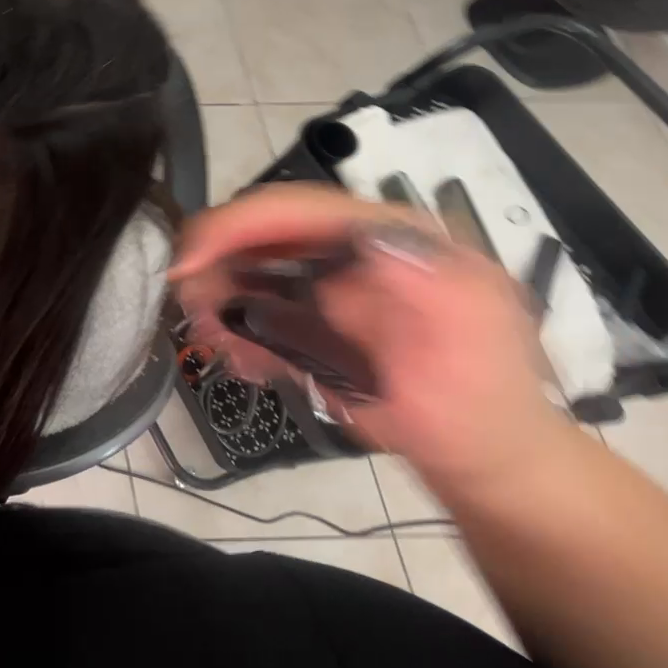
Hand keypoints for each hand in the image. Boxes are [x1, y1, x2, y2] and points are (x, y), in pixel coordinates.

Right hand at [171, 184, 569, 489]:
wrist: (480, 458)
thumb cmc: (480, 408)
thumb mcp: (474, 346)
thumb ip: (434, 289)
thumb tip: (377, 238)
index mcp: (391, 236)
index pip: (296, 209)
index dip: (234, 226)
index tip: (188, 265)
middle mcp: (349, 247)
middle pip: (257, 232)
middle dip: (213, 266)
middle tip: (191, 311)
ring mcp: (324, 280)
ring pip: (241, 268)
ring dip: (215, 301)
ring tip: (219, 344)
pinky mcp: (307, 313)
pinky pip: (248, 306)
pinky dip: (231, 328)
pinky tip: (244, 361)